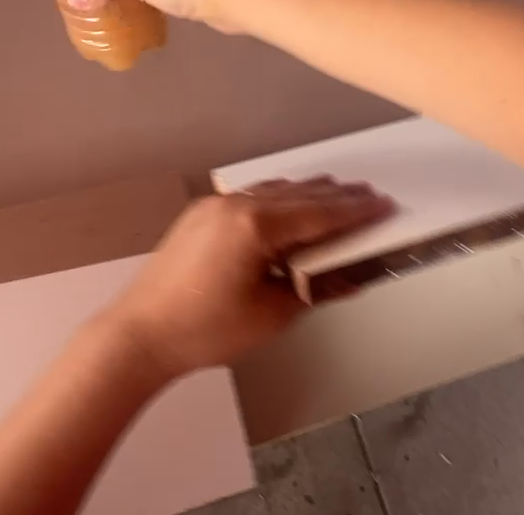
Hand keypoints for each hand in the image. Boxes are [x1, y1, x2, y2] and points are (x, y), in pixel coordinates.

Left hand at [100, 177, 394, 378]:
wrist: (142, 333)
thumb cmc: (202, 330)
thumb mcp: (273, 315)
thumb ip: (314, 289)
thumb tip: (345, 279)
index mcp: (256, 226)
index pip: (319, 215)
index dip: (356, 212)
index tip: (381, 205)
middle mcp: (235, 205)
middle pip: (299, 195)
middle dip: (337, 197)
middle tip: (368, 195)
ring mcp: (215, 206)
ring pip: (273, 190)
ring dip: (307, 193)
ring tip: (337, 193)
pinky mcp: (201, 214)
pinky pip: (250, 196)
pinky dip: (277, 197)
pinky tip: (289, 202)